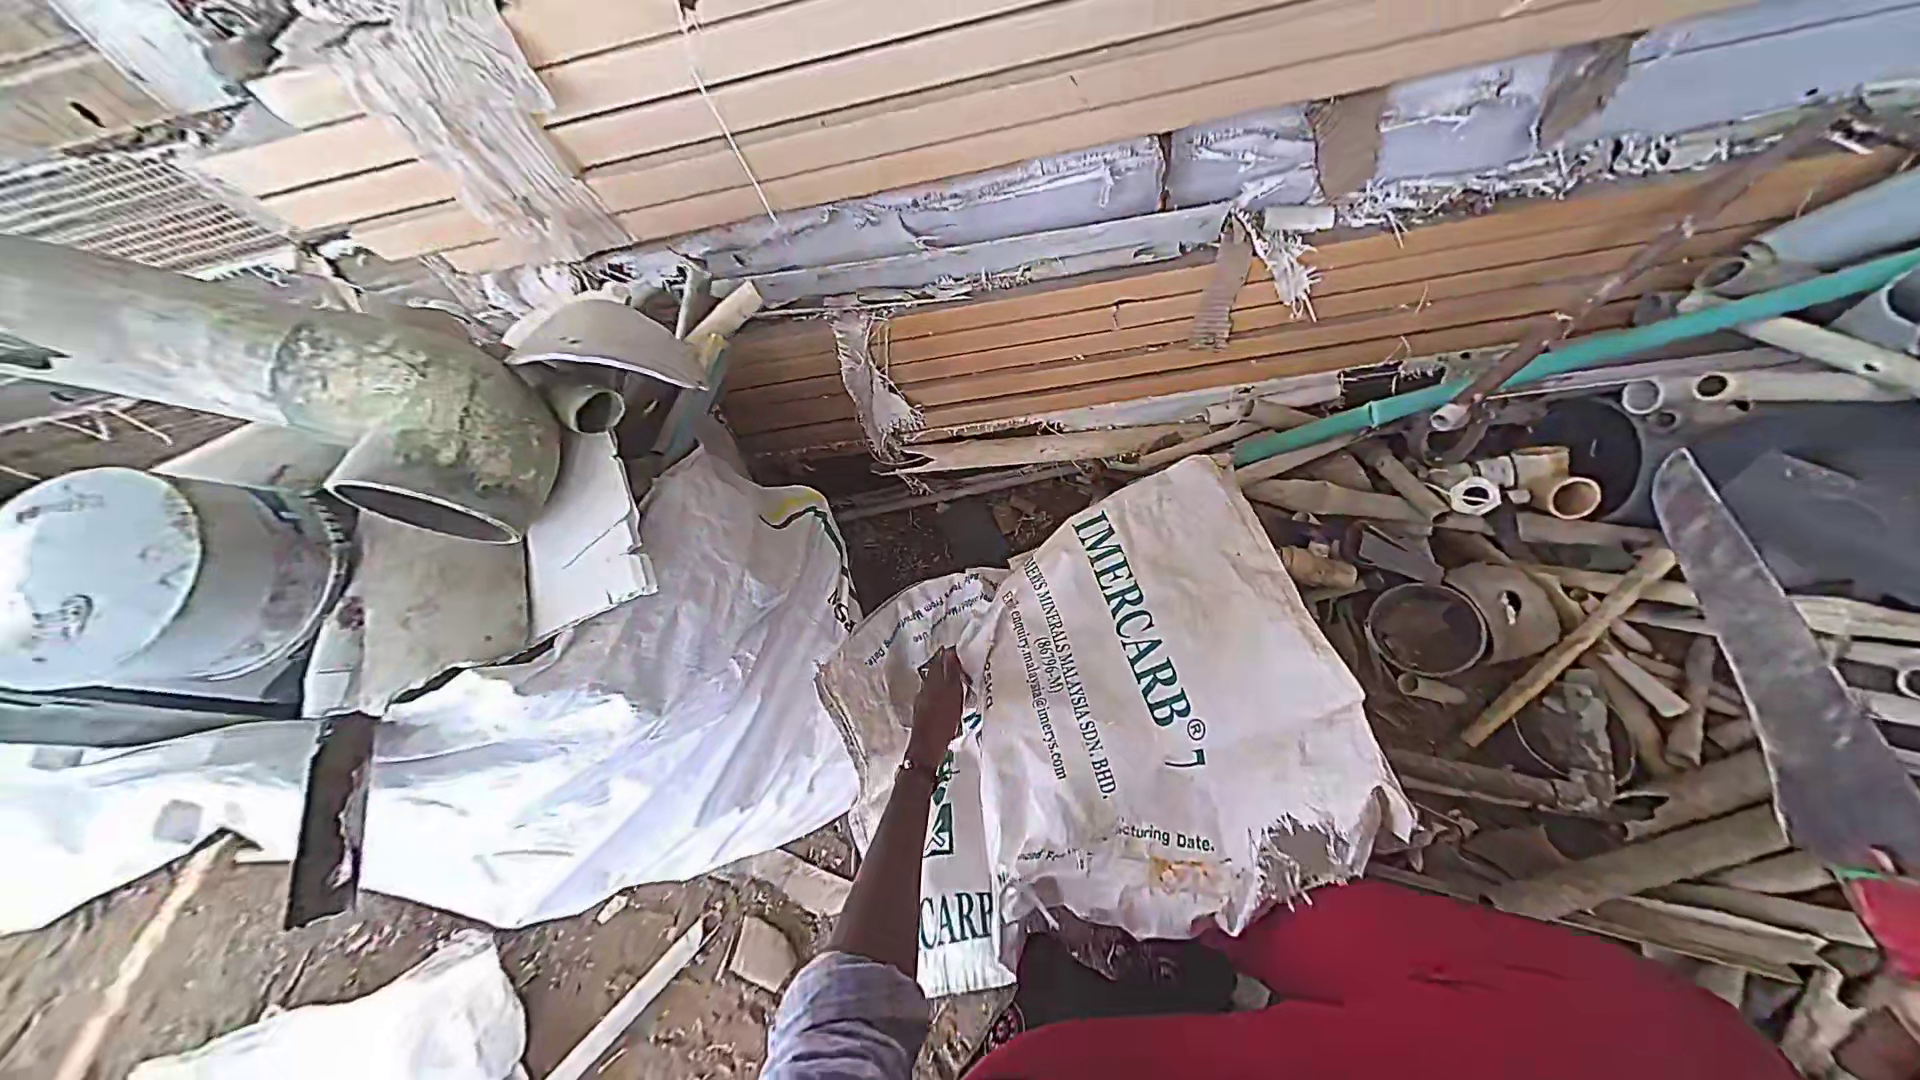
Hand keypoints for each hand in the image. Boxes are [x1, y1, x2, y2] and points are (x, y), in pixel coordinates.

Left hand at [906, 648, 965, 770]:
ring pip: (937, 685)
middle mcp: (925, 688)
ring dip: (949, 683)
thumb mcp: (951, 694)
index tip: (965, 653)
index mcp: (931, 680)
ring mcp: (923, 702)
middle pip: (937, 672)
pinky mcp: (925, 714)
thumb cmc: (942, 721)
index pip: (940, 659)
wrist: (927, 750)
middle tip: (967, 669)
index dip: (951, 655)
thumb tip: (949, 651)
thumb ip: (951, 673)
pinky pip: (937, 698)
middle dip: (951, 668)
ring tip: (964, 686)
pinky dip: (946, 696)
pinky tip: (954, 703)